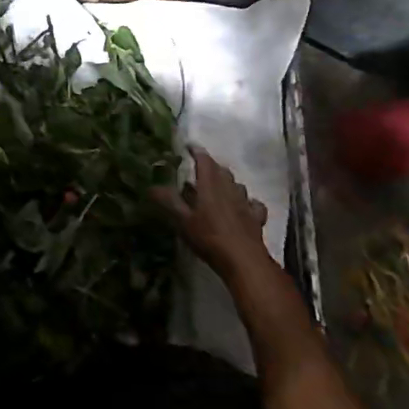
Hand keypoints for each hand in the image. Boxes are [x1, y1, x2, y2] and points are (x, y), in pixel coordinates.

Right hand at [152, 145, 271, 278]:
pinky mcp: (256, 219)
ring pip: (238, 185)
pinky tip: (242, 206)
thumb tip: (151, 186)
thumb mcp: (182, 220)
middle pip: (222, 171)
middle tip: (199, 167)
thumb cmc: (209, 238)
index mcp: (210, 186)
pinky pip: (252, 204)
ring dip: (227, 181)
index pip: (205, 161)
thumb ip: (168, 201)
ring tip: (218, 185)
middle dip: (211, 165)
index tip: (188, 146)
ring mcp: (245, 205)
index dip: (196, 151)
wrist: (244, 262)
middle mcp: (229, 190)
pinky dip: (246, 201)